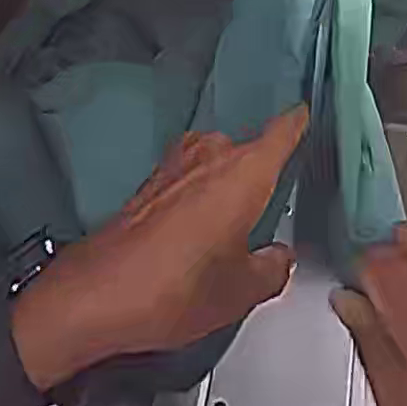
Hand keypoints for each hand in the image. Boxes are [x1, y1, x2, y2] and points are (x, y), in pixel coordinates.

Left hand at [10, 105, 307, 388]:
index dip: (299, 121)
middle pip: (250, 151)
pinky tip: (193, 227)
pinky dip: (199, 189)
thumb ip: (271, 268)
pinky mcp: (155, 174)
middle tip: (264, 210)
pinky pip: (192, 172)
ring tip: (225, 226)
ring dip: (225, 183)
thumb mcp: (239, 291)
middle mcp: (215, 151)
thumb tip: (279, 256)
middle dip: (258, 175)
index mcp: (246, 169)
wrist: (98, 291)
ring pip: (219, 161)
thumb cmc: (178, 285)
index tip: (308, 114)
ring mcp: (181, 158)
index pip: (284, 130)